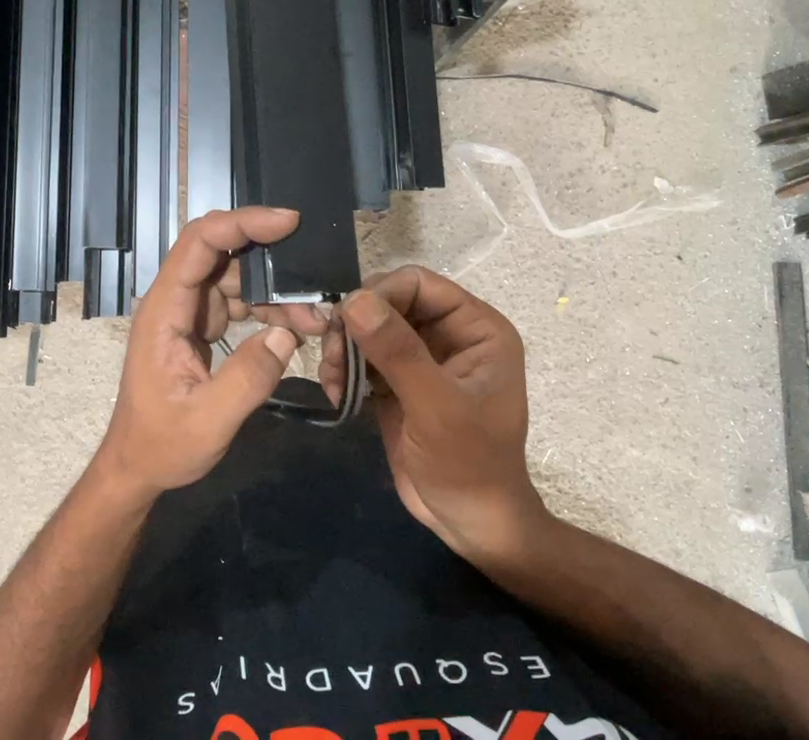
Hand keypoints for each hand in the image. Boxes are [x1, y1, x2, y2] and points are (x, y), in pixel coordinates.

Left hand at [95, 207, 331, 495]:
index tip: (287, 222)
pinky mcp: (201, 330)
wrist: (138, 467)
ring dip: (274, 291)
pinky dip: (268, 311)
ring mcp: (187, 315)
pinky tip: (297, 329)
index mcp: (163, 312)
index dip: (240, 224)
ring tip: (315, 317)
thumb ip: (247, 379)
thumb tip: (286, 335)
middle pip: (219, 254)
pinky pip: (238, 304)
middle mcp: (173, 303)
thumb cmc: (162, 444)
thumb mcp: (208, 420)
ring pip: (234, 279)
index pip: (197, 245)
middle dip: (268, 255)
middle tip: (314, 270)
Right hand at [340, 266, 550, 557]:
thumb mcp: (436, 407)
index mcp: (476, 330)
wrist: (468, 523)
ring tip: (332, 380)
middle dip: (355, 324)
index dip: (379, 294)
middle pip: (388, 301)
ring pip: (369, 327)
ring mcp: (421, 359)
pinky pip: (361, 356)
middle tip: (332, 355)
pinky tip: (336, 393)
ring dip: (343, 348)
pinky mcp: (396, 382)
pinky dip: (343, 369)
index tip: (345, 323)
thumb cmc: (469, 464)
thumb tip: (353, 299)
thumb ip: (397, 351)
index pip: (419, 284)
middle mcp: (449, 336)